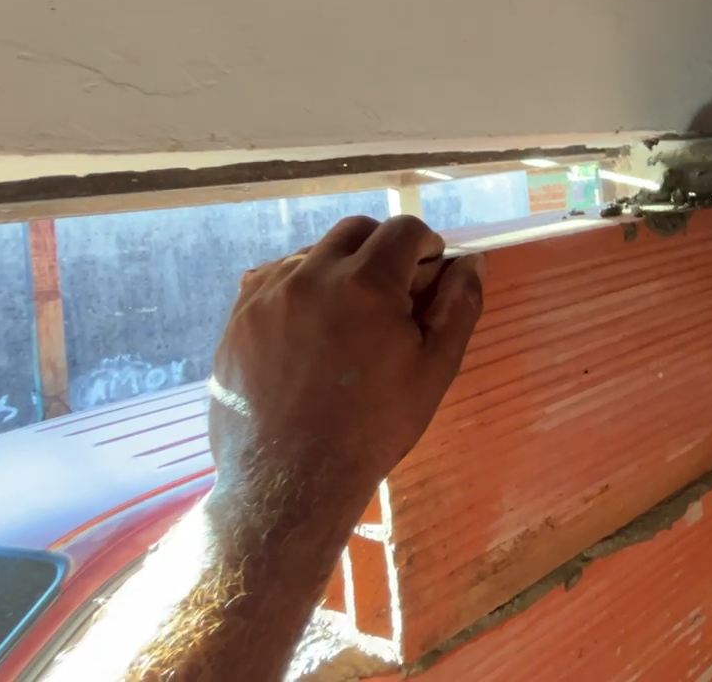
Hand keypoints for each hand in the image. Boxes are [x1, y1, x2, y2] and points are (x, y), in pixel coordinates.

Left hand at [208, 215, 483, 527]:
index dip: (427, 246)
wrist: (290, 481)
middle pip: (357, 230)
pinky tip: (312, 324)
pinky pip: (275, 277)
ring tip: (352, 313)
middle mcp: (311, 275)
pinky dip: (302, 285)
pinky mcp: (238, 319)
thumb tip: (473, 261)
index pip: (404, 229)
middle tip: (396, 292)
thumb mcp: (437, 365)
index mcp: (365, 283)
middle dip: (385, 248)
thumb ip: (460, 303)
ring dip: (343, 266)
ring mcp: (267, 296)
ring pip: (315, 251)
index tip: (430, 277)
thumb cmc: (376, 422)